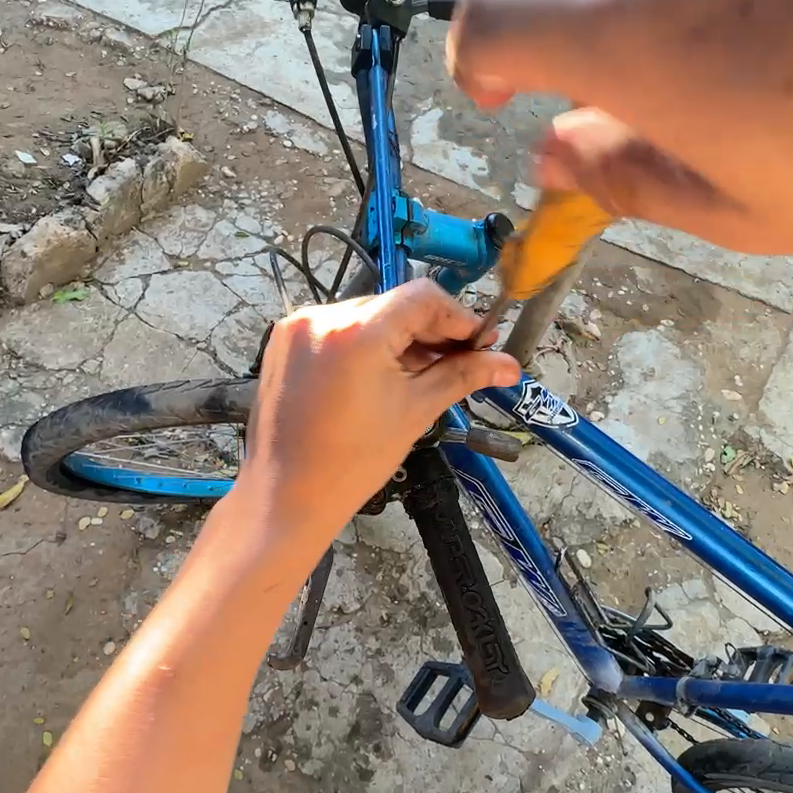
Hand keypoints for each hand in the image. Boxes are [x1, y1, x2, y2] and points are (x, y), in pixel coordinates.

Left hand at [237, 280, 520, 543]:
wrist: (287, 495)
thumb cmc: (353, 462)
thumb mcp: (415, 411)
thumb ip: (462, 376)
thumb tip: (508, 364)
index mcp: (356, 332)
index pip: (422, 297)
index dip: (458, 317)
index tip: (480, 343)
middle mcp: (321, 317)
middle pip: (393, 305)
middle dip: (430, 331)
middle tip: (460, 360)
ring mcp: (296, 328)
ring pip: (366, 317)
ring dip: (398, 338)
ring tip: (422, 373)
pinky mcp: (283, 344)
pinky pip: (337, 330)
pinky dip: (365, 345)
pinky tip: (383, 375)